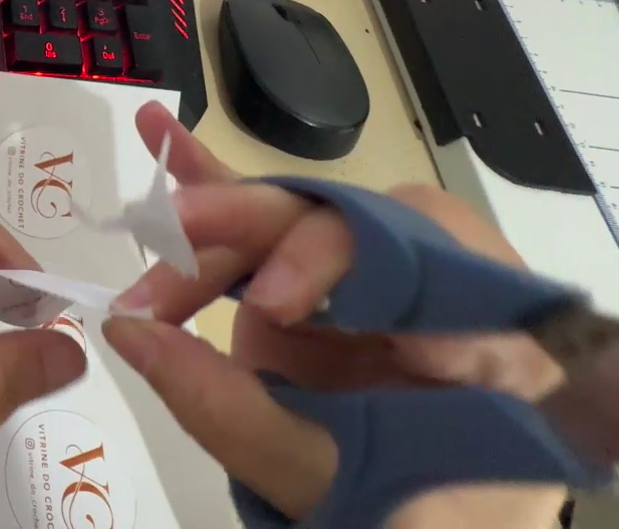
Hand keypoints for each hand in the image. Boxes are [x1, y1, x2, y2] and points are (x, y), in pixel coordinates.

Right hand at [101, 103, 568, 528]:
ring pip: (281, 213)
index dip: (336, 258)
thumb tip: (125, 330)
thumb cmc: (402, 515)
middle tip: (170, 247)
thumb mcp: (322, 478)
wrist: (407, 528)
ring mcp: (365, 271)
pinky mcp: (312, 270)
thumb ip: (226, 408)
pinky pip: (262, 210)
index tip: (266, 308)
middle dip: (245, 225)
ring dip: (206, 218)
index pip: (424, 253)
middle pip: (335, 219)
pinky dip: (207, 176)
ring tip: (144, 224)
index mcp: (493, 340)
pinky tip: (158, 129)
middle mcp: (430, 284)